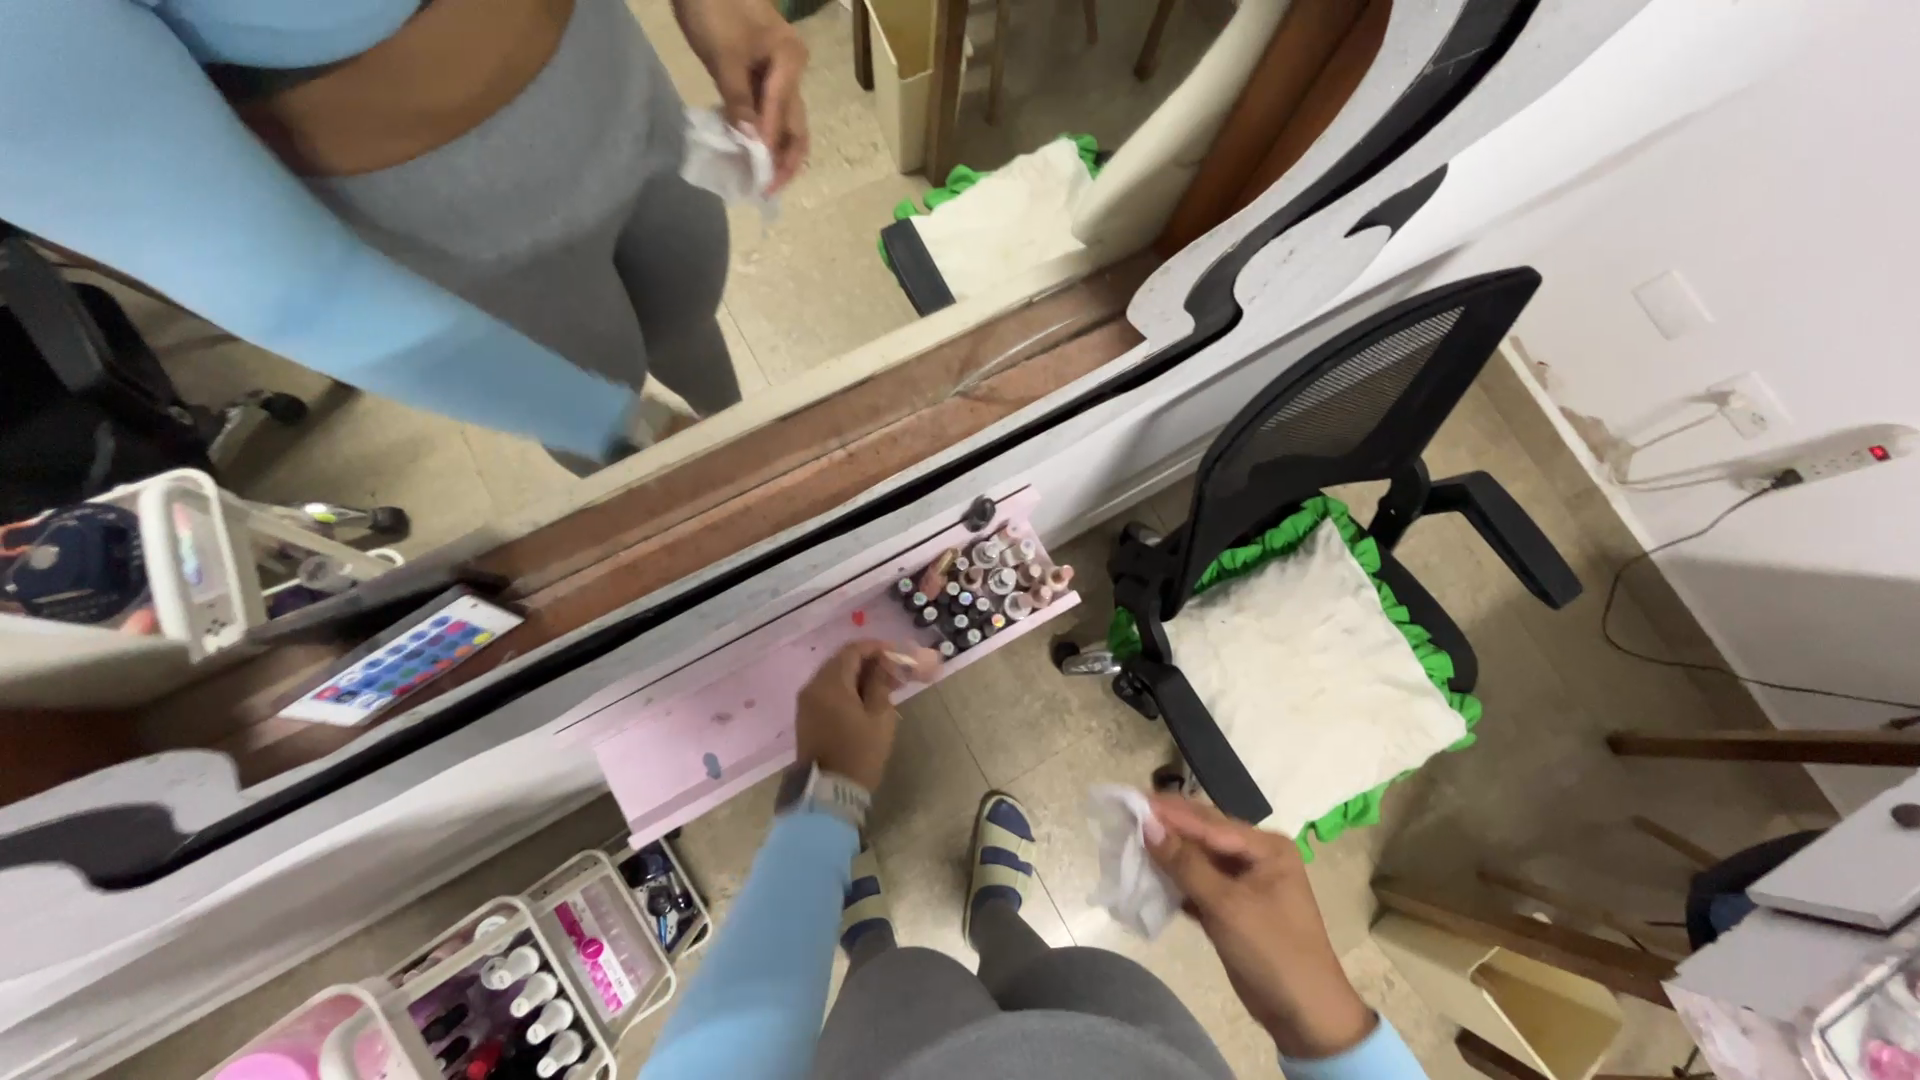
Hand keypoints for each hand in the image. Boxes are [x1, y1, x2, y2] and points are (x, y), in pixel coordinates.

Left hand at [671, 0, 810, 191]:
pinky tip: (747, 153)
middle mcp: (793, 71)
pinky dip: (759, 135)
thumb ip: (739, 102)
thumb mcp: (724, 56)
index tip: (760, 178)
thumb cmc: (714, 6)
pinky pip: (767, 113)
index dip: (771, 148)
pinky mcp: (762, 75)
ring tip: (758, 179)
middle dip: (783, 161)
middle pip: (795, 126)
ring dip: (772, 152)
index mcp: (790, 62)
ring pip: (783, 122)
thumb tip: (751, 144)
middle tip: (767, 190)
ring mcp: (779, 73)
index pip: (783, 116)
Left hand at [795, 640, 910, 790]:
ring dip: (858, 676)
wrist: (828, 794)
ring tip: (884, 686)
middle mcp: (812, 687)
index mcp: (829, 683)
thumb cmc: (859, 753)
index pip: (853, 650)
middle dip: (868, 661)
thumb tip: (884, 663)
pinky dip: (846, 689)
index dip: (876, 648)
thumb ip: (881, 683)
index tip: (897, 655)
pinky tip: (865, 699)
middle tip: (894, 672)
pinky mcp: (806, 717)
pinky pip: (827, 692)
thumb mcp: (879, 716)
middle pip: (841, 661)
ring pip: (834, 676)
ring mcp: (806, 702)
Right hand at [1146, 796, 1374, 1059]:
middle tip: (1125, 815)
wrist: (1305, 1016)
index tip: (1130, 800)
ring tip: (1128, 841)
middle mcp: (1255, 856)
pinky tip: (1147, 876)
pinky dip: (1175, 881)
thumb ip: (1185, 863)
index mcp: (1265, 847)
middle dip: (1166, 828)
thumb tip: (1147, 825)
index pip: (1208, 823)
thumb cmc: (1272, 952)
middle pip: (1202, 835)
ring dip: (1167, 854)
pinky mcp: (1232, 906)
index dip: (1169, 812)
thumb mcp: (1227, 906)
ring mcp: (1244, 882)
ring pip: (1197, 859)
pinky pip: (1198, 882)